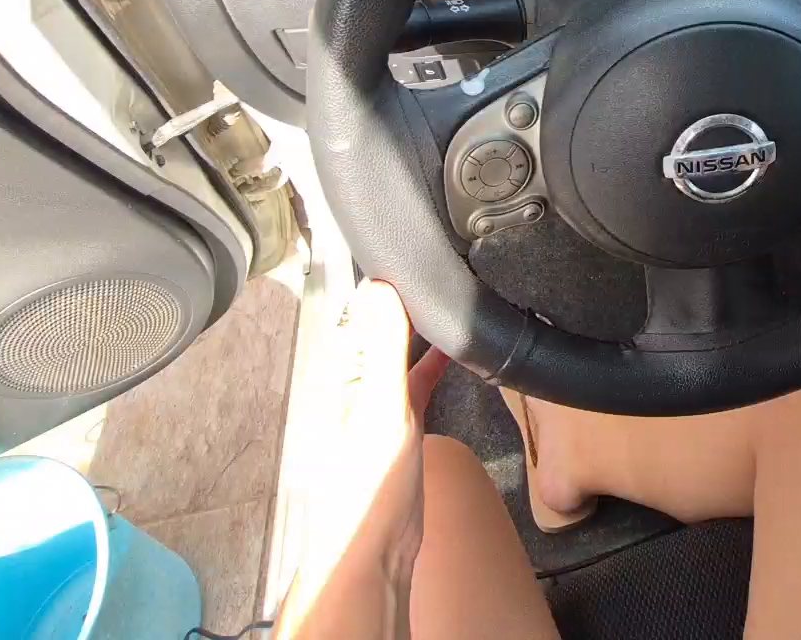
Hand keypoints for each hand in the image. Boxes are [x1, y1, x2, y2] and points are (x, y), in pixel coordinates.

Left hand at [278, 279, 448, 637]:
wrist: (378, 544)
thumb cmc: (368, 482)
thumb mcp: (382, 403)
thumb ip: (385, 345)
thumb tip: (381, 287)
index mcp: (347, 377)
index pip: (364, 316)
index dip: (385, 285)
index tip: (410, 256)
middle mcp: (360, 386)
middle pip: (385, 331)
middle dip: (408, 303)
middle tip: (437, 271)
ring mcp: (381, 406)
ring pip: (404, 353)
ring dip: (424, 330)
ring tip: (450, 302)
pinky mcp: (403, 425)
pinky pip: (420, 380)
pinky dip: (435, 363)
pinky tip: (453, 354)